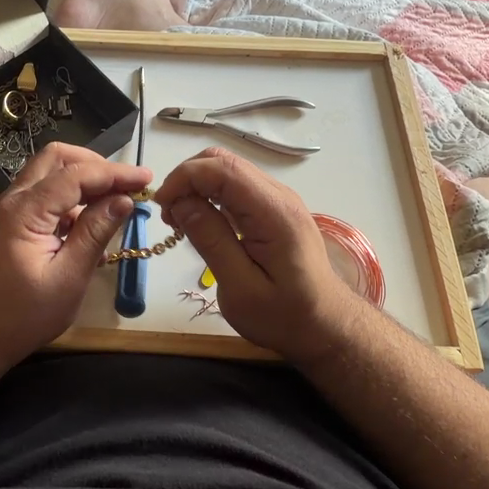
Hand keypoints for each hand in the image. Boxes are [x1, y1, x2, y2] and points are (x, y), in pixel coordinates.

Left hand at [0, 144, 150, 364]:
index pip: (75, 175)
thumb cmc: (23, 316)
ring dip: (82, 181)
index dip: (114, 173)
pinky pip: (43, 195)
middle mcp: (12, 200)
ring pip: (48, 174)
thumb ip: (95, 234)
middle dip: (95, 165)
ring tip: (115, 202)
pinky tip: (91, 222)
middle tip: (126, 185)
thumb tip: (123, 199)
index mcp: (24, 212)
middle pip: (56, 159)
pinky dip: (69, 198)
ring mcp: (8, 209)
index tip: (145, 178)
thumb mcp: (68, 278)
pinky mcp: (10, 222)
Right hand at [154, 148, 353, 362]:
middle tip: (170, 217)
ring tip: (181, 223)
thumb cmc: (284, 316)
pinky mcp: (273, 209)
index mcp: (273, 212)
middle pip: (222, 161)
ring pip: (227, 170)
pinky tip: (201, 223)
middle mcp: (278, 196)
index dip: (184, 178)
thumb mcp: (240, 288)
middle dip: (186, 179)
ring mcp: (278, 200)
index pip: (222, 169)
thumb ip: (211, 241)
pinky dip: (210, 195)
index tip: (162, 208)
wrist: (326, 327)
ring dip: (196, 187)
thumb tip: (180, 202)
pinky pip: (235, 187)